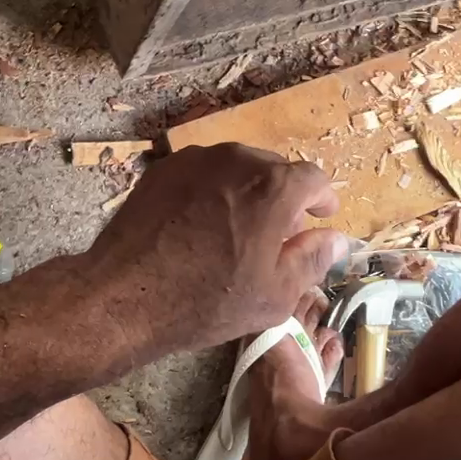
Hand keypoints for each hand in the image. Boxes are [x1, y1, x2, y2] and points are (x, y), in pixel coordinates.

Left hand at [76, 144, 349, 355]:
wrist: (124, 293)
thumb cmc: (207, 300)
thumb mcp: (275, 294)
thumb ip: (312, 259)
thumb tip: (336, 239)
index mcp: (272, 186)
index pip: (313, 178)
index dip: (322, 198)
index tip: (322, 215)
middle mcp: (236, 159)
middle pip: (274, 169)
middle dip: (283, 198)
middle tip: (279, 234)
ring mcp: (195, 159)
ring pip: (236, 168)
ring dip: (247, 192)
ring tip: (238, 229)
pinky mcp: (163, 168)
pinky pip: (202, 173)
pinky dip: (212, 190)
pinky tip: (201, 224)